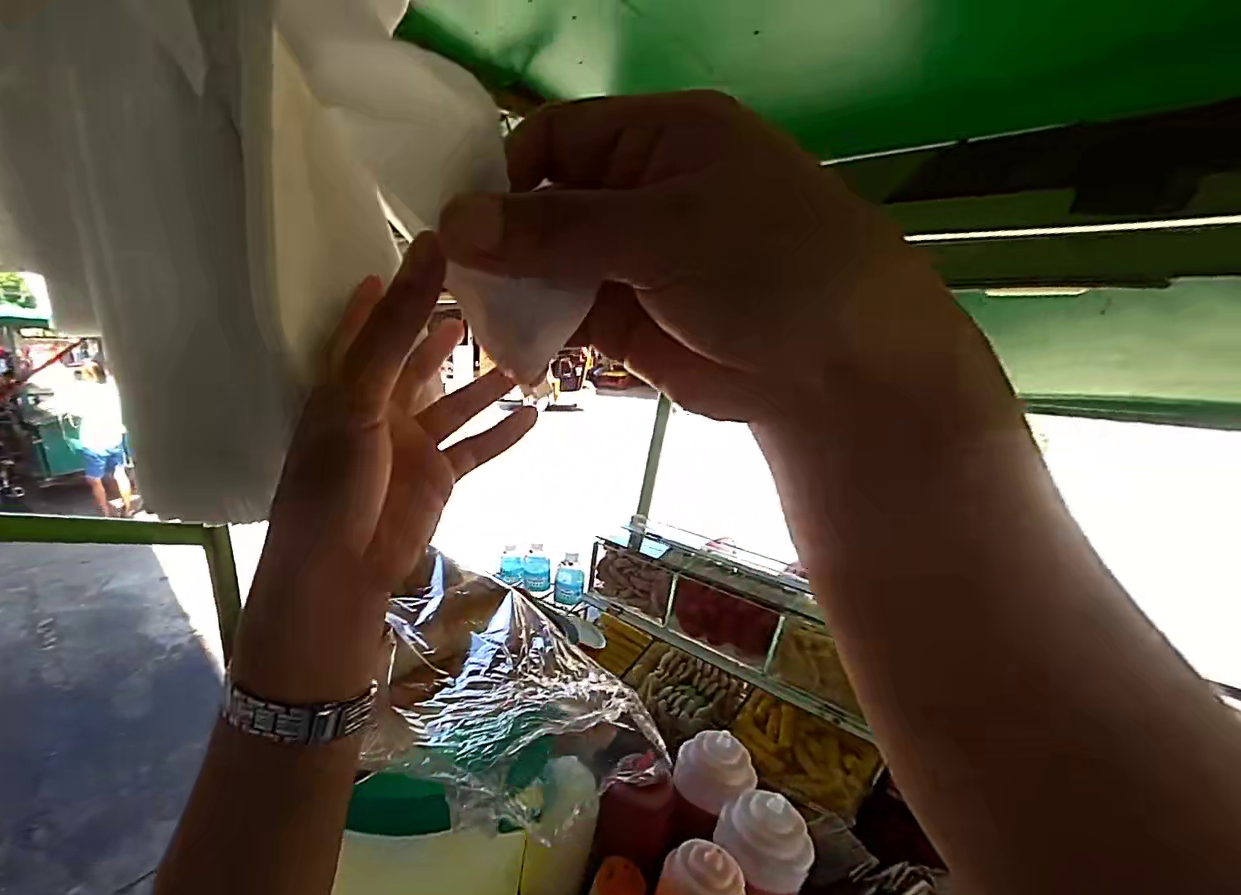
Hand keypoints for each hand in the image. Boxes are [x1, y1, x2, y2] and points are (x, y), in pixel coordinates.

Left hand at [231, 234, 537, 704]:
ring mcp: (410, 446)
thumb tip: (428, 247)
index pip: (366, 327)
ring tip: (527, 345)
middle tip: (491, 292)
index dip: (387, 293)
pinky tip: (535, 414)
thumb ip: (395, 328)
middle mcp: (378, 410)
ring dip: (485, 380)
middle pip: (417, 360)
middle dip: (446, 330)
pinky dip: (501, 434)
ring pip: (455, 402)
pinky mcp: (436, 479)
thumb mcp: (359, 396)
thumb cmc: (334, 479)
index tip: (418, 253)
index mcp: (346, 385)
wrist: (340, 568)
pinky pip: (475, 449)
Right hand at [436, 91, 1017, 446]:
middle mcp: (632, 194)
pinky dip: (532, 330)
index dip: (504, 175)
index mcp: (655, 140)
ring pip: (541, 267)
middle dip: (499, 244)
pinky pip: (556, 315)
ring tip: (480, 321)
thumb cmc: (764, 269)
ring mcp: (621, 260)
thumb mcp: (658, 234)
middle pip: (538, 207)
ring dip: (511, 292)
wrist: (829, 368)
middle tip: (459, 284)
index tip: (464, 228)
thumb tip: (453, 222)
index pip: (554, 138)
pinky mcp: (615, 317)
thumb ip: (552, 230)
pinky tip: (512, 347)